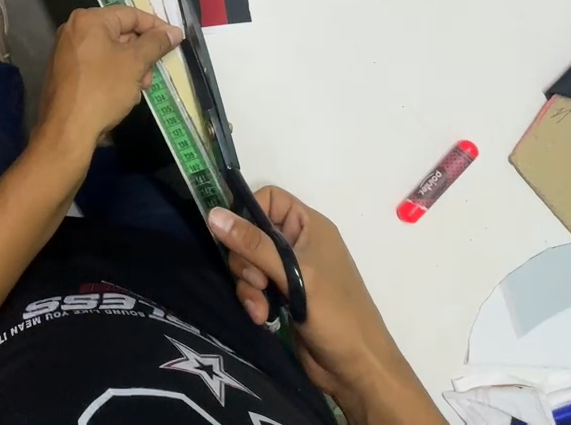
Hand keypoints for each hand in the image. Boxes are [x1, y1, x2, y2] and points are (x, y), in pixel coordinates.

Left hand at [32, 6, 180, 155]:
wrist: (67, 129)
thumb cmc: (102, 89)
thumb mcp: (135, 64)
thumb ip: (155, 43)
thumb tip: (173, 31)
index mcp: (88, 20)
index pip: (130, 14)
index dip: (156, 26)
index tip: (175, 40)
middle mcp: (74, 30)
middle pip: (119, 33)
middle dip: (141, 54)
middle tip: (152, 74)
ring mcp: (67, 51)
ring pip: (110, 52)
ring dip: (130, 69)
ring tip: (138, 90)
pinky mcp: (66, 72)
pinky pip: (97, 66)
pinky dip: (114, 76)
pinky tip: (123, 95)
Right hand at [209, 188, 440, 424]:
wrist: (358, 373)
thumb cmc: (335, 315)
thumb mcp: (293, 275)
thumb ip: (252, 244)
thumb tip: (212, 214)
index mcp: (309, 225)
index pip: (267, 197)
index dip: (247, 212)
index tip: (235, 235)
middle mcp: (298, 242)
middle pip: (251, 230)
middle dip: (246, 259)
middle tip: (257, 281)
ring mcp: (289, 269)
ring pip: (248, 259)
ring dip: (247, 283)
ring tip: (259, 307)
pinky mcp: (282, 293)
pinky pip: (253, 283)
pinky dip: (252, 298)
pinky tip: (261, 316)